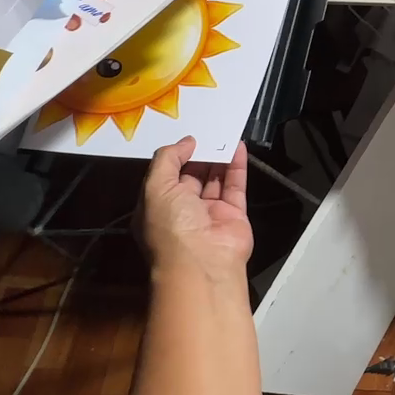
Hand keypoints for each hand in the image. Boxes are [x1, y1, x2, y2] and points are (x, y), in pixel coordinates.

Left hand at [142, 138, 252, 280]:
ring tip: (224, 135)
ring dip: (219, 158)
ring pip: (215, 179)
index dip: (175, 157)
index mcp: (157, 207)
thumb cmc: (171, 225)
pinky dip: (237, 166)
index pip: (165, 177)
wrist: (203, 261)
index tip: (188, 139)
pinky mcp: (234, 213)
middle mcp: (183, 210)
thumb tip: (187, 142)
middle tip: (208, 133)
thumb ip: (168, 159)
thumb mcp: (156, 188)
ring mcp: (210, 212)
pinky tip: (238, 147)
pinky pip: (235, 185)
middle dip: (199, 156)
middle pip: (192, 176)